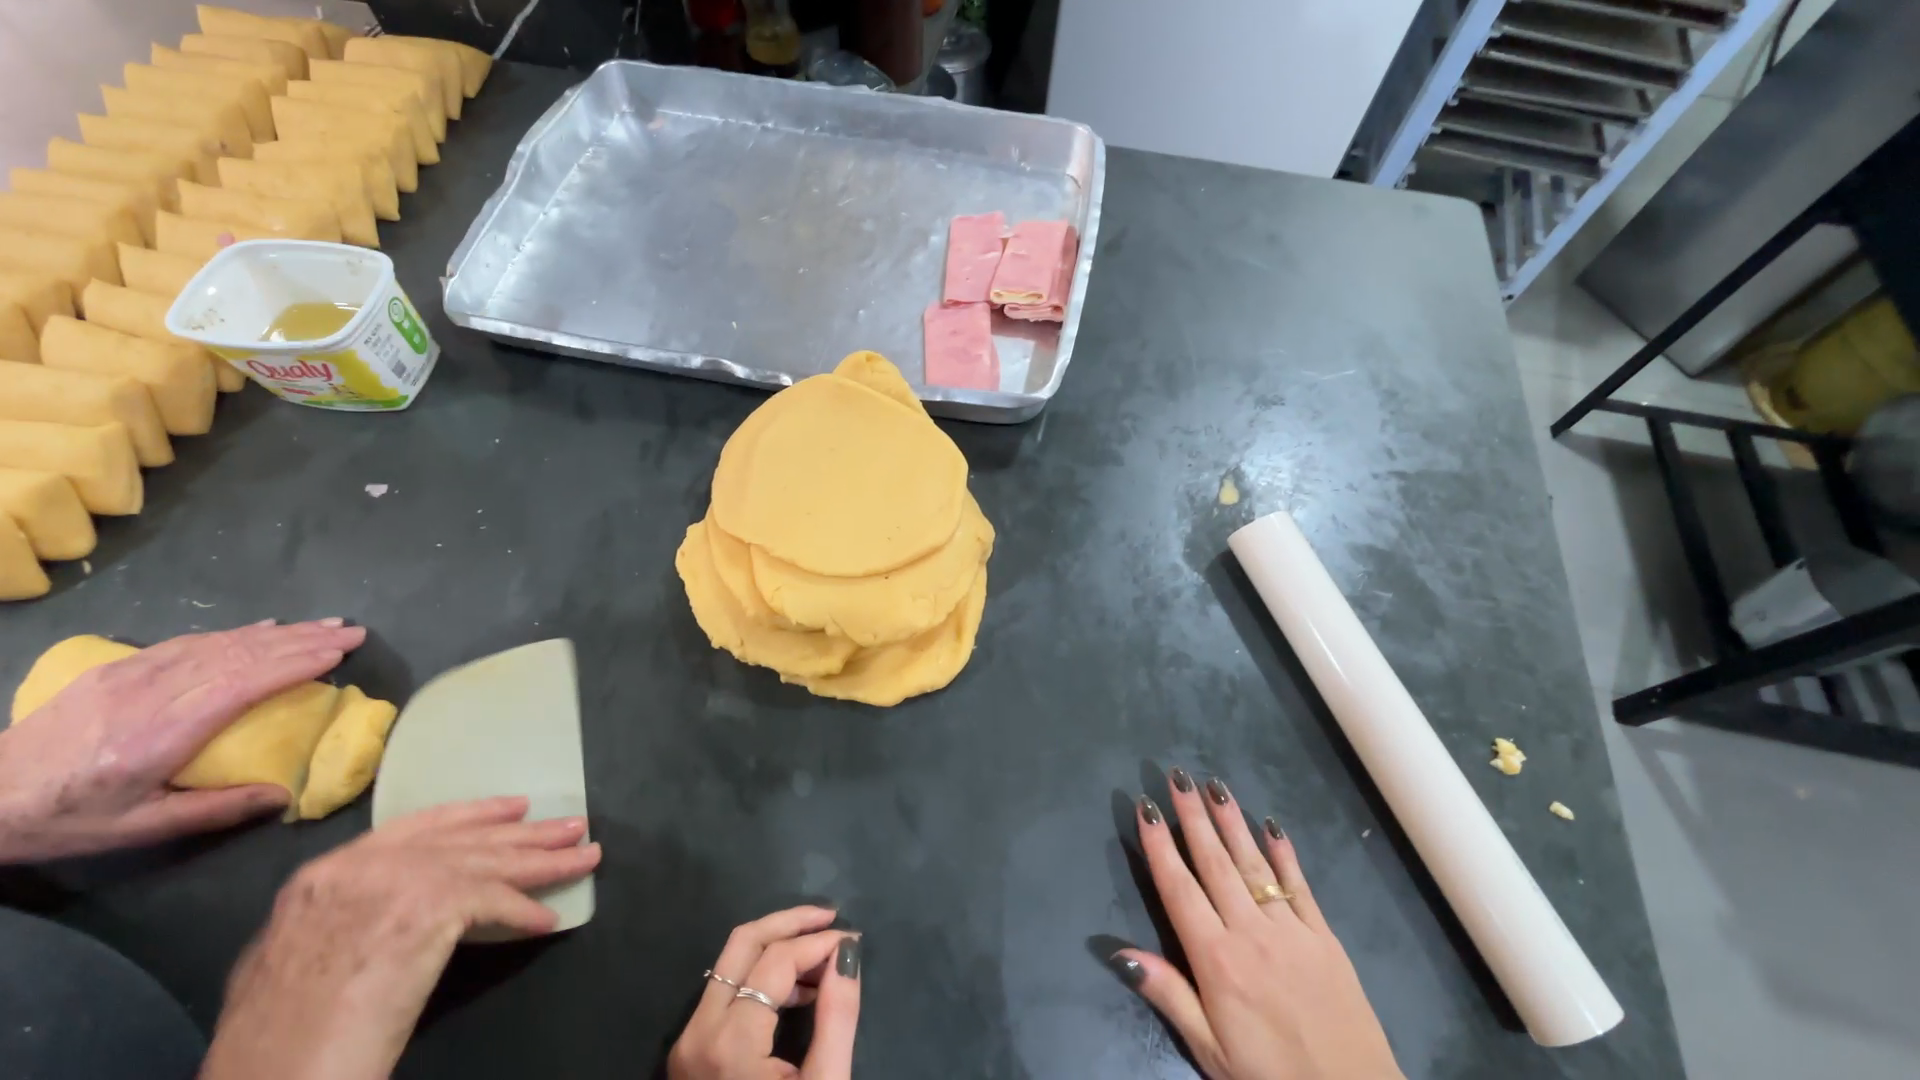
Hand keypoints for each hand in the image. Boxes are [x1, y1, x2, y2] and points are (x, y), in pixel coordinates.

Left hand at [0, 619, 366, 862]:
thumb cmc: (64, 819)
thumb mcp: (140, 829)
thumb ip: (217, 810)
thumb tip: (285, 795)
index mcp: (158, 736)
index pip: (242, 685)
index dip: (295, 663)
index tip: (340, 652)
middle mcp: (149, 695)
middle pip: (239, 656)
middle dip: (303, 640)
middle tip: (353, 633)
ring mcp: (130, 675)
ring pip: (220, 643)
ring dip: (280, 632)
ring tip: (326, 625)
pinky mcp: (117, 668)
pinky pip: (190, 642)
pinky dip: (238, 632)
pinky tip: (266, 627)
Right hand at [201, 796, 600, 1079]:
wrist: (271, 1075)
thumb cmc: (275, 1036)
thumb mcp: (293, 957)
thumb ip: (342, 918)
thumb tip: (380, 916)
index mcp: (324, 875)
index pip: (416, 827)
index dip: (472, 816)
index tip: (514, 809)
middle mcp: (361, 867)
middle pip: (463, 840)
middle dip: (522, 834)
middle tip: (569, 827)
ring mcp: (395, 883)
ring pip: (488, 862)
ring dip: (543, 862)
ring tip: (585, 856)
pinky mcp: (427, 910)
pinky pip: (493, 901)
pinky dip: (523, 910)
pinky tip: (548, 920)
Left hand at [669, 906, 861, 1079]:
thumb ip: (838, 1017)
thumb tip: (847, 954)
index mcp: (730, 1043)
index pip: (777, 960)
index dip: (819, 943)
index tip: (855, 942)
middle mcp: (697, 1031)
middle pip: (743, 943)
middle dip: (791, 923)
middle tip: (833, 919)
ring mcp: (687, 1041)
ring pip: (730, 963)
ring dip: (778, 947)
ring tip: (824, 959)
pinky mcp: (689, 1052)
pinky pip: (725, 990)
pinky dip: (763, 974)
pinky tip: (798, 989)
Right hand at [1112, 768, 1402, 1079]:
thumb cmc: (1268, 1075)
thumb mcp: (1209, 1047)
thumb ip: (1168, 993)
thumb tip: (1119, 952)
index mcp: (1216, 959)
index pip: (1179, 889)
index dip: (1160, 846)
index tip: (1146, 808)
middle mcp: (1250, 933)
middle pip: (1214, 864)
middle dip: (1193, 818)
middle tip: (1178, 777)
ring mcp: (1291, 930)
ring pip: (1253, 864)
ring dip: (1232, 822)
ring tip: (1214, 786)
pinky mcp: (1324, 937)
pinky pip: (1299, 885)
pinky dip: (1283, 853)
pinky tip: (1270, 825)